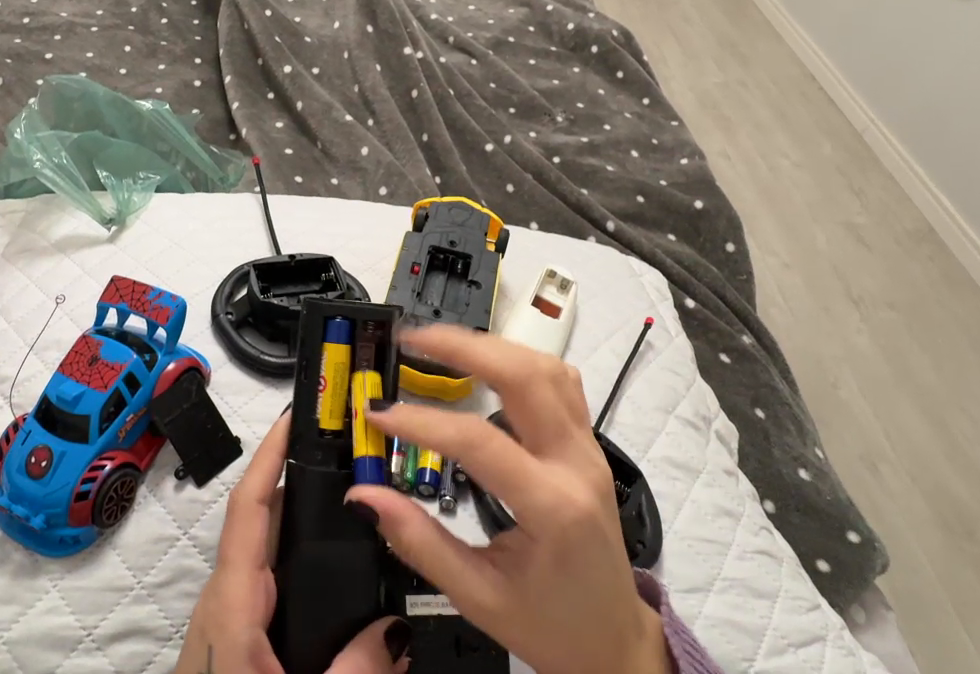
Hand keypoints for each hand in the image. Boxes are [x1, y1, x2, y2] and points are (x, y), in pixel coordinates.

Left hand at [174, 413, 411, 673]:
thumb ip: (358, 670)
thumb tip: (399, 627)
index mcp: (232, 604)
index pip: (249, 508)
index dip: (272, 455)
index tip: (299, 416)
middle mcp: (223, 601)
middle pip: (260, 520)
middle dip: (299, 479)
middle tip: (350, 453)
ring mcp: (225, 620)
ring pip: (264, 551)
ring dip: (299, 517)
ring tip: (351, 498)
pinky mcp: (234, 640)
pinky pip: (266, 580)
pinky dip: (296, 557)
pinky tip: (333, 567)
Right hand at [345, 327, 669, 673]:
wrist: (613, 640)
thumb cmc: (549, 625)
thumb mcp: (477, 597)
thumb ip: (418, 541)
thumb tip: (365, 495)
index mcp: (552, 507)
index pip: (480, 442)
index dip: (422, 423)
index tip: (377, 415)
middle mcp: (577, 464)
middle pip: (526, 376)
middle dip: (465, 347)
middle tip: (411, 339)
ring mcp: (589, 449)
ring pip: (547, 368)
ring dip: (492, 346)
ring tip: (441, 343)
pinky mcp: (587, 445)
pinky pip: (560, 383)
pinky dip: (519, 361)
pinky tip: (486, 364)